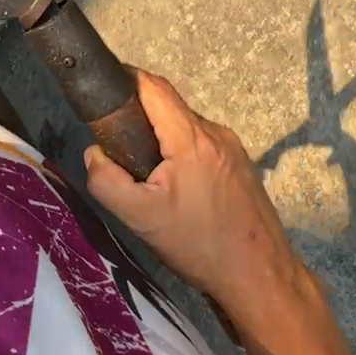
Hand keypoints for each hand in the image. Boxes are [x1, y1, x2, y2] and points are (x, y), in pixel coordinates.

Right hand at [83, 69, 298, 308]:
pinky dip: (181, 152)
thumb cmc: (198, 244)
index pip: (154, 87)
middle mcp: (216, 133)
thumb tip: (95, 153)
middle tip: (116, 144)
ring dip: (161, 137)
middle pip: (169, 107)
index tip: (103, 88)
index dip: (127, 77)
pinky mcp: (242, 165)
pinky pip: (203, 145)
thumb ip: (105, 180)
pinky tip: (175, 186)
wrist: (260, 277)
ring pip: (186, 127)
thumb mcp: (139, 218)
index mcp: (191, 139)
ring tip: (144, 172)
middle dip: (139, 116)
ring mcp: (234, 148)